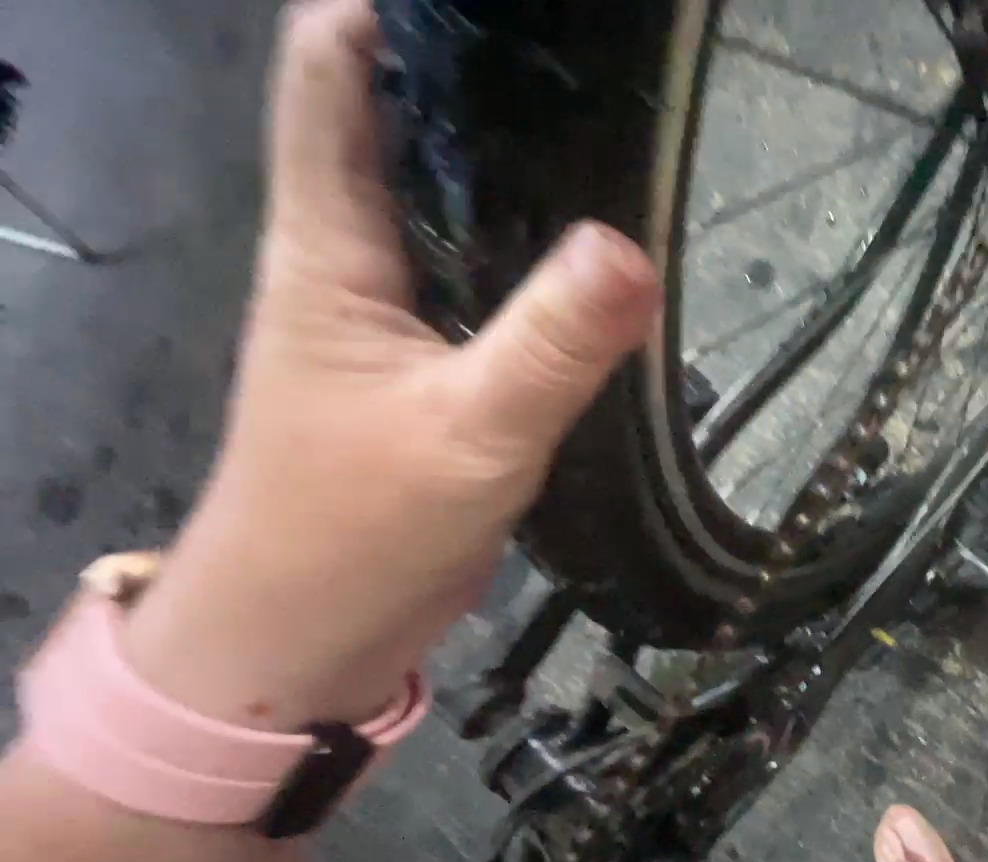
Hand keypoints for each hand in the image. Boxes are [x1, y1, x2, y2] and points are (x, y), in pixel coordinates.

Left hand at [119, 0, 663, 729]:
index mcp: (331, 247)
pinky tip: (600, 269)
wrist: (316, 631)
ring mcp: (400, 319)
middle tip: (591, 81)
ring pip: (459, 217)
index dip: (402, 20)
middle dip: (485, 95)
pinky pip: (494, 290)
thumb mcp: (469, 432)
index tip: (504, 14)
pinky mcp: (439, 369)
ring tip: (614, 152)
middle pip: (409, 136)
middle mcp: (359, 263)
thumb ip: (550, 344)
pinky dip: (540, 266)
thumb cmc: (360, 528)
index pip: (338, 82)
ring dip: (521, 182)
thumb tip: (630, 248)